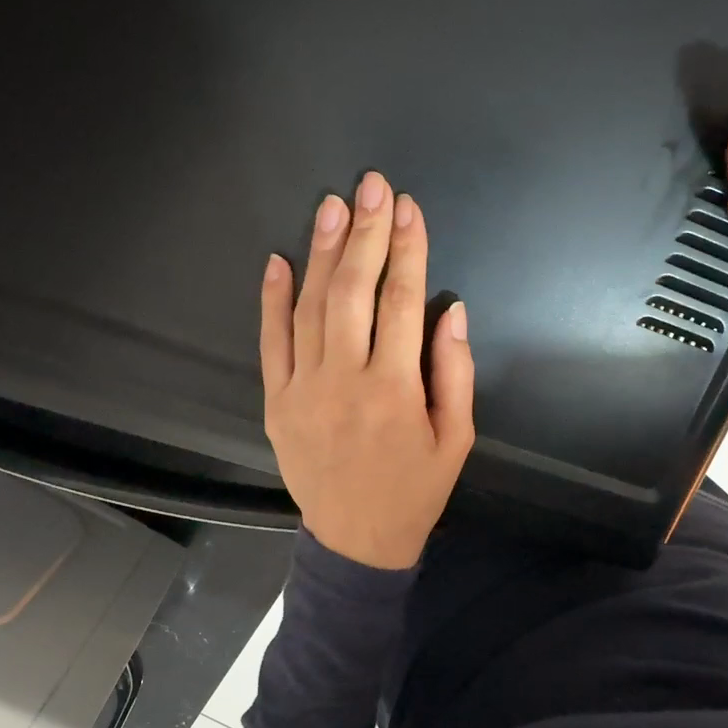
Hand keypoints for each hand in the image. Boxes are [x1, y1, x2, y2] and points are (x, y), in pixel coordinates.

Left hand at [259, 172, 475, 569]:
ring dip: (321, 251)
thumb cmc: (415, 490)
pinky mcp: (276, 401)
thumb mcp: (457, 439)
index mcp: (395, 389)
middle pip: (353, 291)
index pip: (402, 301)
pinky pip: (270, 342)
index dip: (407, 249)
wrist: (356, 542)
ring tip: (331, 205)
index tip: (408, 208)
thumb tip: (452, 310)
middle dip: (364, 233)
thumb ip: (456, 372)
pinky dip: (272, 299)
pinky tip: (279, 259)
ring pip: (310, 307)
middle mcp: (345, 380)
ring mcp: (303, 389)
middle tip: (370, 185)